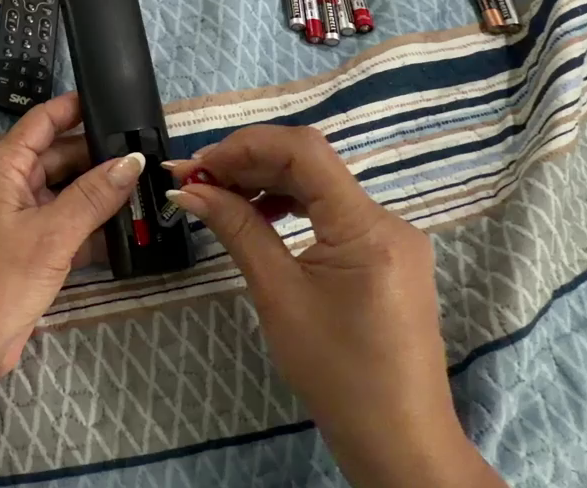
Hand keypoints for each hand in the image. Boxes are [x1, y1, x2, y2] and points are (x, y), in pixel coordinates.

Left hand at [0, 92, 142, 382]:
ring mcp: (17, 219)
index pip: (40, 123)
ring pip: (63, 192)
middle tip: (145, 152)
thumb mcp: (52, 234)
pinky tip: (128, 229)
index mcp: (1, 169)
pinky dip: (90, 225)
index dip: (72, 108)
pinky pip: (64, 224)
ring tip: (146, 186)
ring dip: (98, 192)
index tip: (112, 98)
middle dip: (96, 155)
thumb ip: (93, 196)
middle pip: (56, 157)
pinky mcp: (28, 250)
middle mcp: (8, 187)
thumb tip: (131, 161)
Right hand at [164, 126, 503, 487]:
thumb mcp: (277, 294)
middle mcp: (386, 220)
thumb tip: (187, 189)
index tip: (198, 166)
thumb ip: (236, 228)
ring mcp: (389, 237)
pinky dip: (287, 204)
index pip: (304, 152)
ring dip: (263, 181)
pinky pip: (329, 210)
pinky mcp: (383, 255)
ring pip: (317, 183)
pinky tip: (256, 216)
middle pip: (308, 163)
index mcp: (368, 227)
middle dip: (246, 163)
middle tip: (194, 180)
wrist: (399, 440)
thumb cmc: (337, 371)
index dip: (245, 146)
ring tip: (217, 196)